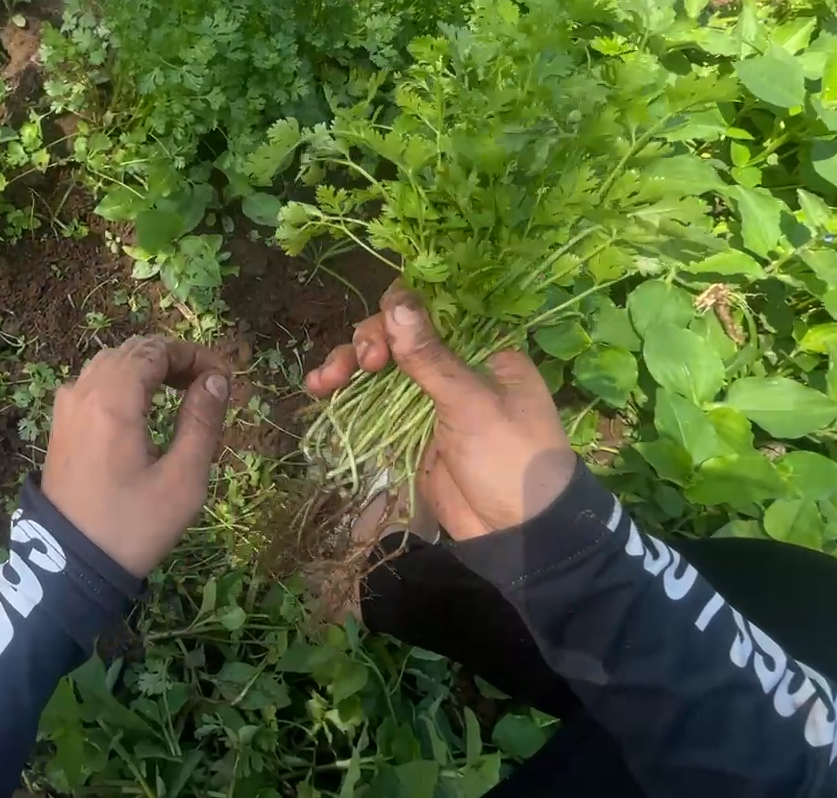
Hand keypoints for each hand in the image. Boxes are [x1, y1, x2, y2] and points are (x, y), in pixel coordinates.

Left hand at [41, 336, 232, 577]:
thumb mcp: (182, 480)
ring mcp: (67, 405)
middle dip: (173, 358)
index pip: (156, 350)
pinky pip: (94, 381)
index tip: (224, 377)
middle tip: (208, 384)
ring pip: (111, 362)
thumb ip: (202, 422)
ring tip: (182, 391)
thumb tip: (216, 379)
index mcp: (112, 400)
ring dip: (148, 366)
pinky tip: (144, 406)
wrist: (67, 565)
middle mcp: (84, 391)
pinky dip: (124, 380)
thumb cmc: (132, 525)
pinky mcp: (61, 422)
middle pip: (133, 350)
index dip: (194, 355)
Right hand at [305, 284, 575, 540]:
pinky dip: (345, 392)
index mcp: (481, 350)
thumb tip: (394, 301)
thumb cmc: (509, 460)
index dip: (398, 314)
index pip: (431, 312)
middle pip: (395, 335)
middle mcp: (452, 364)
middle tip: (363, 367)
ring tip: (322, 382)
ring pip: (376, 364)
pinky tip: (319, 390)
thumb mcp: (471, 404)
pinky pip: (370, 397)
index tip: (381, 339)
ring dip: (346, 366)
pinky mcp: (406, 424)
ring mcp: (426, 395)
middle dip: (367, 344)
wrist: (517, 535)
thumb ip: (429, 356)